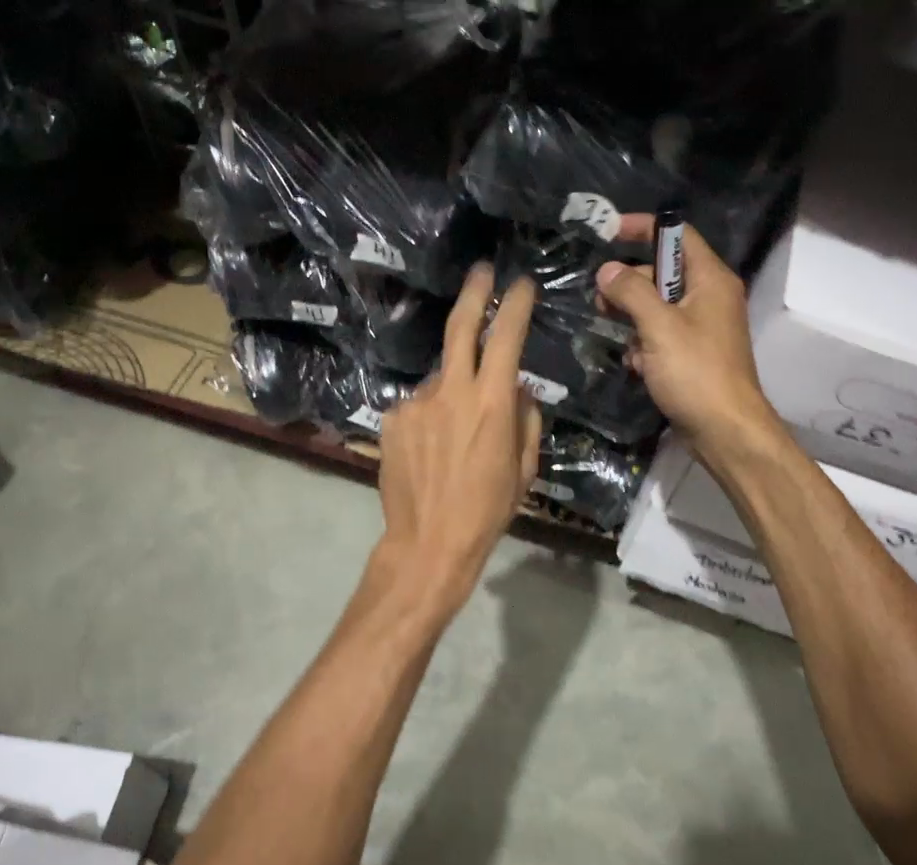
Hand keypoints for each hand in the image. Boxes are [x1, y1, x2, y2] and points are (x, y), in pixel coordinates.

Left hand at [375, 262, 541, 613]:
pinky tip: (430, 452)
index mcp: (492, 403)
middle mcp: (451, 392)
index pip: (506, 337)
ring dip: (451, 391)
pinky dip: (429, 418)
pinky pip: (418, 407)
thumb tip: (517, 388)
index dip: (515, 304)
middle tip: (481, 271)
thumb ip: (524, 419)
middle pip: (460, 327)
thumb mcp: (524, 468)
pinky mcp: (392, 419)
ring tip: (454, 438)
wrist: (429, 541)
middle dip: (474, 292)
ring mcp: (416, 403)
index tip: (521, 284)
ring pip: (440, 381)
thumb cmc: (488, 510)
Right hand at [595, 214, 780, 454]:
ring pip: (658, 309)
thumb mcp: (659, 327)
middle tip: (600, 299)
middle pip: (663, 274)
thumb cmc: (696, 373)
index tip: (608, 233)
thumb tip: (607, 270)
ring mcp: (702, 329)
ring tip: (617, 336)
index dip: (644, 229)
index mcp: (711, 279)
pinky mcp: (693, 357)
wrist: (725, 430)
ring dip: (633, 320)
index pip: (678, 236)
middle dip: (630, 284)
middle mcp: (710, 298)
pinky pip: (662, 338)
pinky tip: (636, 365)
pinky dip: (645, 347)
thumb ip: (631, 293)